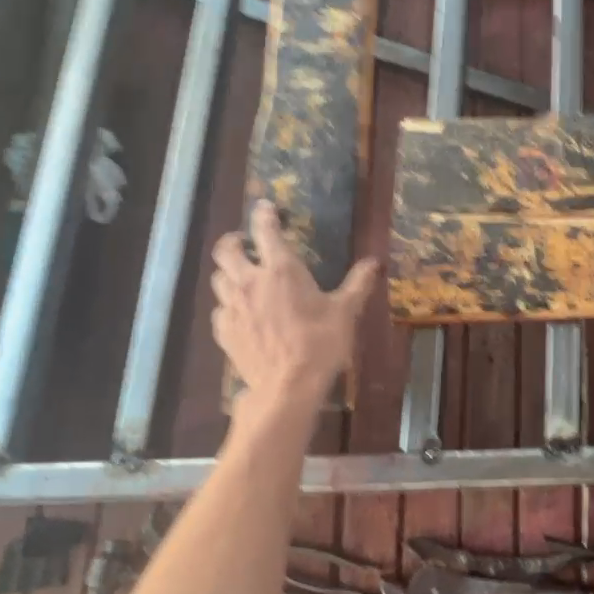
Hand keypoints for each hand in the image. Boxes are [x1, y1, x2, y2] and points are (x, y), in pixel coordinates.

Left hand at [211, 200, 376, 400]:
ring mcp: (232, 307)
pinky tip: (244, 314)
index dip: (263, 215)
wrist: (287, 386)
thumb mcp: (346, 312)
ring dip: (229, 273)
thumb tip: (375, 262)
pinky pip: (221, 308)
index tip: (264, 206)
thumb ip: (358, 284)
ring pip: (219, 278)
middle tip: (244, 243)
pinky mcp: (223, 330)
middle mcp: (250, 282)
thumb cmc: (321, 343)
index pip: (266, 232)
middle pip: (226, 251)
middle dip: (233, 241)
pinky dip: (230, 305)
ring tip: (243, 279)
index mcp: (281, 271)